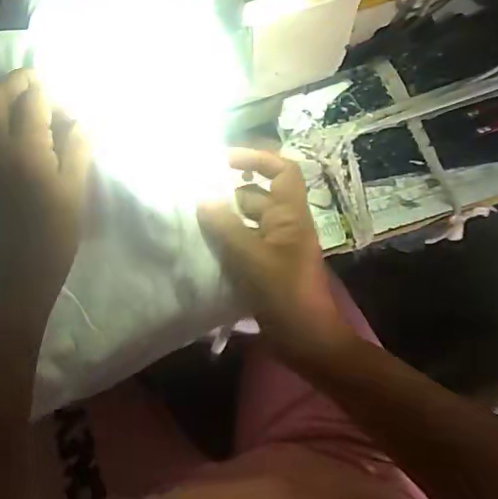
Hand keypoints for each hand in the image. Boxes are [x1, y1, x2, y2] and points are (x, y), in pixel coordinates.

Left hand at [0, 69, 92, 293]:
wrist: (17, 274)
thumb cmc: (55, 232)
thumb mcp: (75, 188)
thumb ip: (77, 146)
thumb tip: (82, 119)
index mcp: (23, 149)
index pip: (31, 100)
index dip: (47, 90)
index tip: (62, 91)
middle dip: (16, 82)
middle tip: (38, 80)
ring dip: (8, 107)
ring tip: (36, 115)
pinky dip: (4, 132)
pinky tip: (27, 150)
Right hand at [196, 148, 354, 362]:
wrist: (306, 340)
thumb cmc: (285, 293)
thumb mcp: (251, 257)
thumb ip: (225, 227)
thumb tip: (202, 199)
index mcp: (290, 215)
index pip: (281, 170)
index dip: (256, 158)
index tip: (223, 161)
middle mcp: (283, 225)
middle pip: (255, 195)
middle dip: (226, 193)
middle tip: (193, 196)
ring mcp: (274, 247)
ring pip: (245, 221)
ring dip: (222, 219)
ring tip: (191, 221)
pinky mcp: (264, 267)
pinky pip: (241, 244)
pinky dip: (223, 242)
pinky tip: (201, 248)